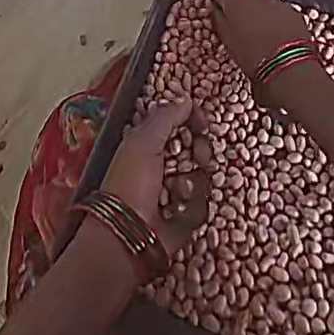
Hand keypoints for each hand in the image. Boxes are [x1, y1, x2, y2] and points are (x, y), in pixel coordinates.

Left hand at [102, 99, 211, 257]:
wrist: (129, 235)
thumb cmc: (131, 183)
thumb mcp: (144, 142)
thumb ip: (166, 117)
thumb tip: (187, 99)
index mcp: (148, 141)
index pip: (178, 121)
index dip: (192, 120)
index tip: (202, 124)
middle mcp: (163, 162)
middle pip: (198, 146)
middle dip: (201, 150)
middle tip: (199, 157)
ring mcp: (176, 188)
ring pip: (203, 174)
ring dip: (192, 182)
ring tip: (179, 191)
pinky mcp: (187, 214)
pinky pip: (203, 202)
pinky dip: (192, 205)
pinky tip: (178, 210)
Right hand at [207, 0, 316, 87]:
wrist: (290, 68)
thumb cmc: (252, 56)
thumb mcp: (227, 40)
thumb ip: (218, 19)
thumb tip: (216, 8)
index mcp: (234, 0)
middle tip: (233, 7)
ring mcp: (277, 2)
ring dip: (256, 3)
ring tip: (254, 22)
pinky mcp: (293, 12)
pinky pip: (278, 6)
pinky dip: (272, 13)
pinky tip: (272, 29)